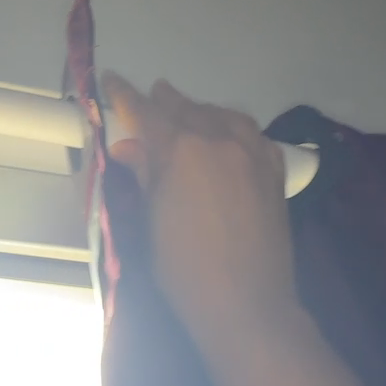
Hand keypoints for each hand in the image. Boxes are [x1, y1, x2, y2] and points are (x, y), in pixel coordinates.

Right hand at [103, 73, 301, 348]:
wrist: (245, 304)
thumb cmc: (183, 270)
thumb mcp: (150, 222)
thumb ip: (144, 176)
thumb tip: (129, 146)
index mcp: (181, 151)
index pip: (147, 113)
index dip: (125, 96)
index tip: (112, 81)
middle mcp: (220, 141)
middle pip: (188, 110)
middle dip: (166, 102)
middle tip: (152, 95)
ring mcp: (252, 155)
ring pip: (224, 117)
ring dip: (202, 111)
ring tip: (188, 111)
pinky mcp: (273, 174)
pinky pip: (253, 135)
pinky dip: (234, 128)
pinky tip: (229, 134)